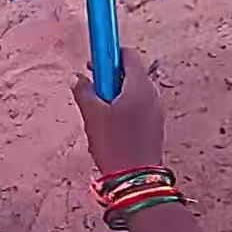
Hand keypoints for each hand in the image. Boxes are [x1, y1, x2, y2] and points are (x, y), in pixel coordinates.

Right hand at [71, 49, 164, 173]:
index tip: (94, 61)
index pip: (128, 56)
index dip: (109, 54)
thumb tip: (77, 77)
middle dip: (110, 76)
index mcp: (138, 86)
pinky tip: (109, 123)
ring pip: (133, 90)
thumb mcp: (92, 115)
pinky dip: (123, 105)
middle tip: (91, 86)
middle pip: (131, 73)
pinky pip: (137, 105)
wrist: (135, 176)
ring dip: (115, 92)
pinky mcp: (153, 124)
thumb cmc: (114, 143)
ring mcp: (155, 110)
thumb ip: (83, 91)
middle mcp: (152, 94)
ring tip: (98, 109)